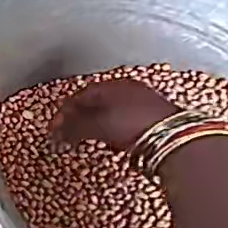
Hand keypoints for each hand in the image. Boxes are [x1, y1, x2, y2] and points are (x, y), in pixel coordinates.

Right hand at [50, 76, 181, 148]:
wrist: (174, 138)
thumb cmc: (130, 125)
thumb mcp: (95, 126)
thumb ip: (73, 128)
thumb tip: (55, 134)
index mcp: (111, 85)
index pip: (78, 96)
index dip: (63, 113)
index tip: (53, 129)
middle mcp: (128, 89)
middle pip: (95, 103)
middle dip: (79, 119)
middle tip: (68, 135)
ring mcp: (144, 102)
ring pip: (110, 112)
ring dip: (96, 125)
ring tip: (88, 140)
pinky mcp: (155, 117)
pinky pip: (125, 121)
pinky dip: (112, 130)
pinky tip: (112, 142)